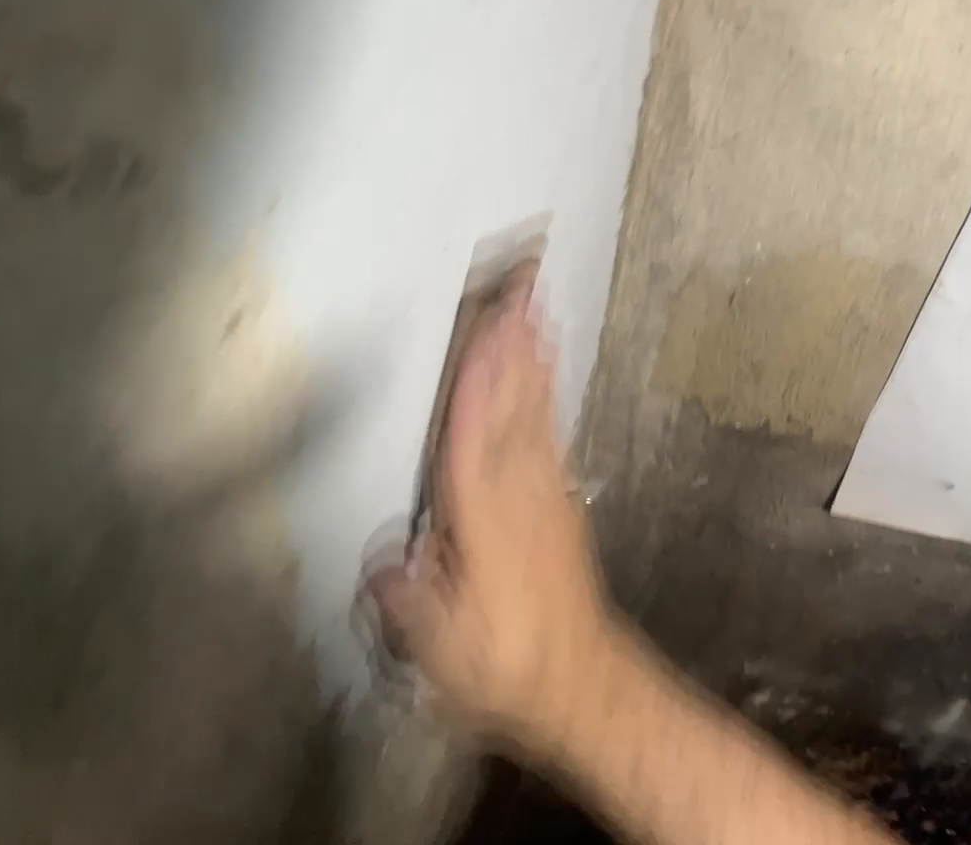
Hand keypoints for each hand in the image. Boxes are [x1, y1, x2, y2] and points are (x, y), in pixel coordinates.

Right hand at [367, 271, 614, 752]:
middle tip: (526, 293)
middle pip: (516, 408)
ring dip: (538, 364)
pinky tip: (549, 380)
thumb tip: (393, 553)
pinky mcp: (564, 504)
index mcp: (488, 521)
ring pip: (539, 415)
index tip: (487, 328)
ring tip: (540, 316)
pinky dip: (551, 400)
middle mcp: (524, 495)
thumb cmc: (505, 665)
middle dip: (518, 349)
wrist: (577, 677)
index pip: (478, 435)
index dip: (481, 379)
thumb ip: (411, 594)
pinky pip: (555, 437)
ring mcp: (551, 496)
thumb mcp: (440, 647)